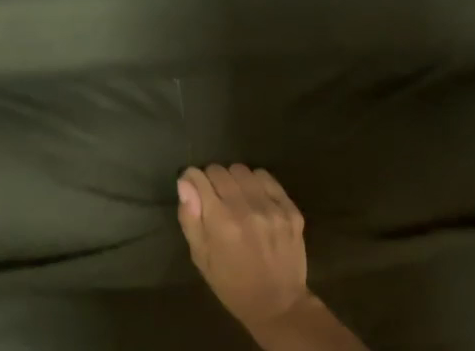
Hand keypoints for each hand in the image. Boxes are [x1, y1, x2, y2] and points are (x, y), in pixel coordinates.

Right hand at [178, 165, 315, 333]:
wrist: (279, 305)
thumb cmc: (232, 285)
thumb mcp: (201, 258)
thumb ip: (190, 218)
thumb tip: (185, 182)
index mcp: (220, 222)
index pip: (197, 176)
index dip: (191, 181)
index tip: (194, 192)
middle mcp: (246, 209)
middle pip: (218, 170)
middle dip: (211, 180)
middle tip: (215, 199)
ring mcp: (271, 208)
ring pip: (241, 170)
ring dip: (234, 180)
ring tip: (236, 199)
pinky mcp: (290, 209)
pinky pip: (266, 177)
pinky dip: (256, 183)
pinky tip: (255, 200)